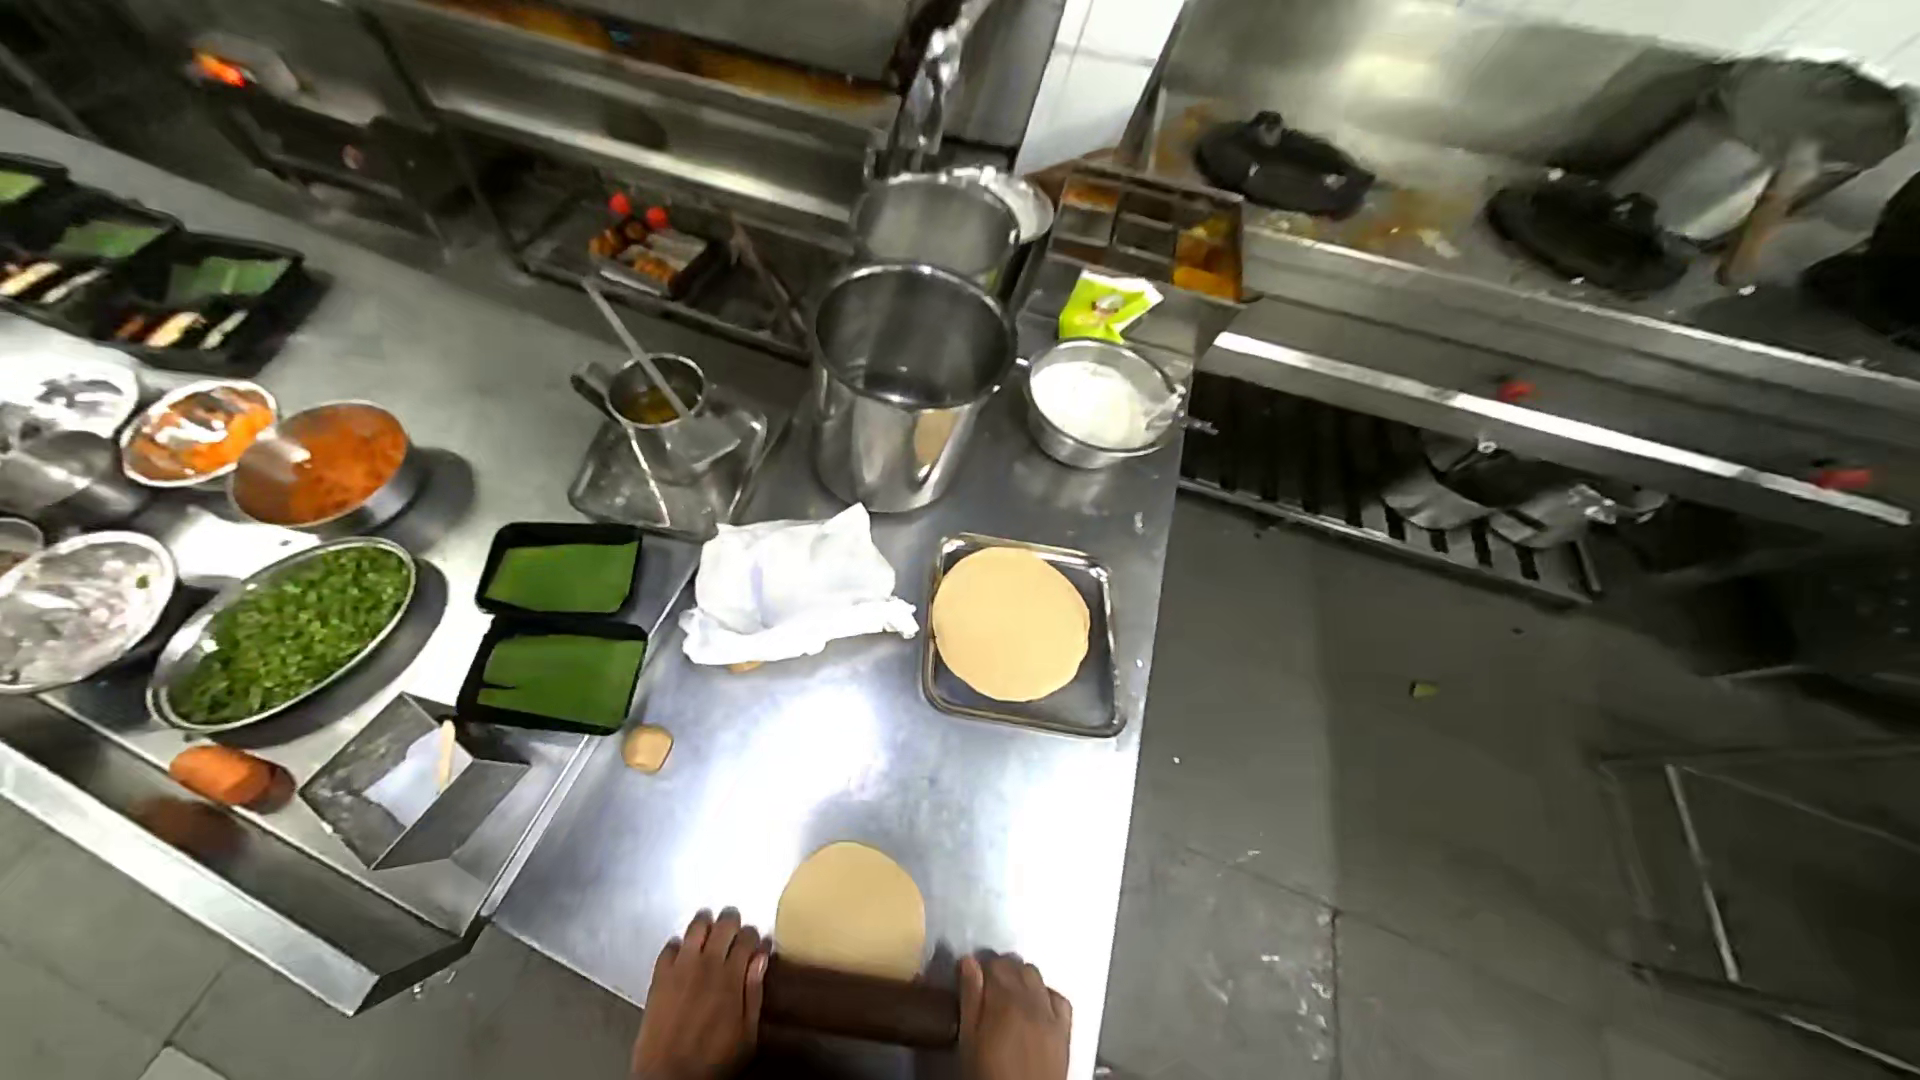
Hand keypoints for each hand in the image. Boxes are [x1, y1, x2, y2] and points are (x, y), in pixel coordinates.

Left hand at [632, 909, 768, 1079]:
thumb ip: (755, 992)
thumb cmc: (713, 1062)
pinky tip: (683, 953)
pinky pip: (669, 947)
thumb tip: (761, 957)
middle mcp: (707, 965)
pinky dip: (678, 944)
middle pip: (724, 923)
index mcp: (732, 976)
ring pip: (697, 927)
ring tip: (709, 930)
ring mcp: (681, 969)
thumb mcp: (747, 1035)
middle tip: (733, 928)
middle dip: (732, 921)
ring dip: (706, 924)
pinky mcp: (659, 978)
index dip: (753, 936)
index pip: (748, 936)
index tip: (754, 944)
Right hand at [957, 952, 1070, 1079]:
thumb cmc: (988, 1076)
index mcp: (1003, 999)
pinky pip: (1058, 998)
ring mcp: (1050, 1012)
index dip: (981, 968)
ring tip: (1010, 998)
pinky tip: (1037, 1007)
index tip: (972, 980)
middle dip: (1001, 971)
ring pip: (1035, 976)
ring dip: (1022, 979)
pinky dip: (1046, 996)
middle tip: (988, 991)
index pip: (993, 964)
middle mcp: (1030, 998)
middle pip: (1016, 966)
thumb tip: (969, 961)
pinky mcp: (1064, 1029)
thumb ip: (969, 998)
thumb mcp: (969, 1040)